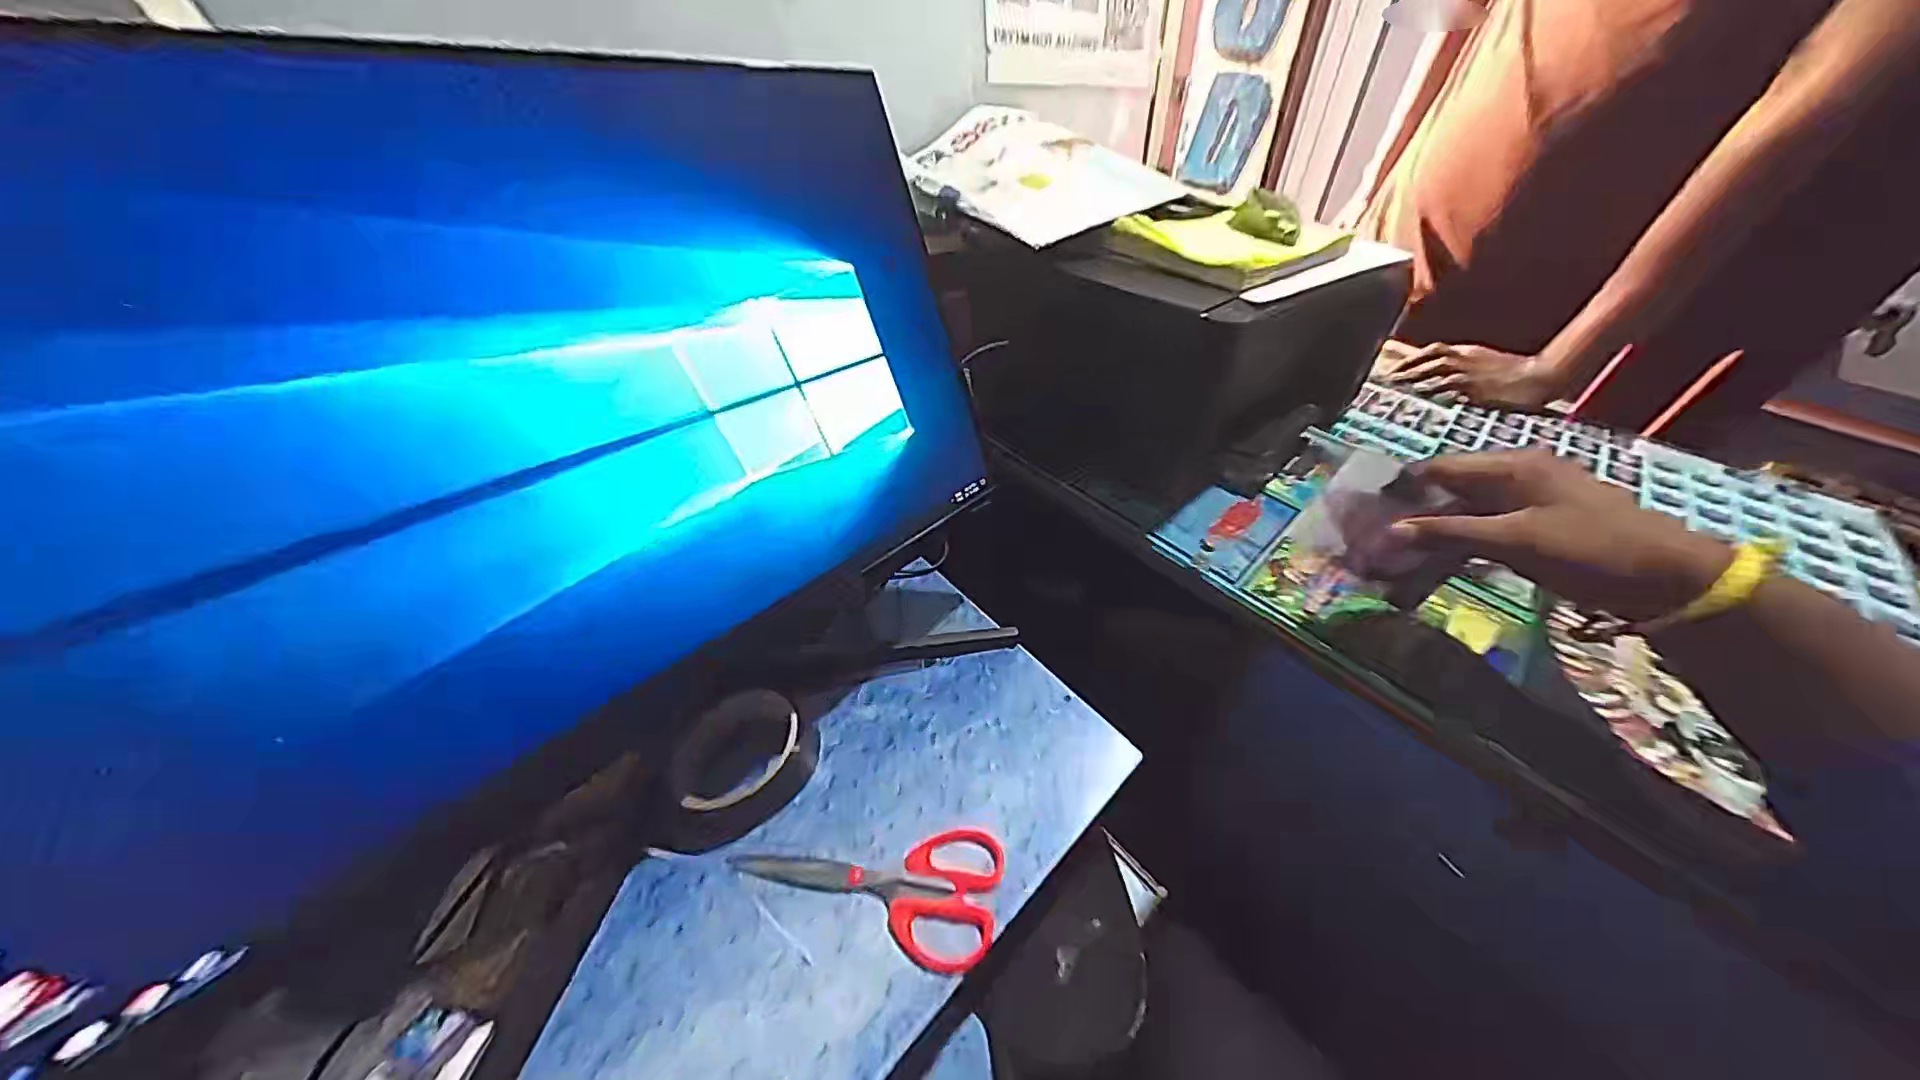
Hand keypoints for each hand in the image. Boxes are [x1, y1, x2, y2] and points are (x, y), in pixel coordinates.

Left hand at [1376, 343, 1568, 408]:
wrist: (1541, 376)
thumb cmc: (1511, 373)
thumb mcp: (1482, 361)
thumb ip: (1459, 364)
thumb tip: (1440, 374)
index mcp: (1466, 352)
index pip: (1430, 350)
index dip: (1408, 358)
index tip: (1392, 367)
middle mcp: (1464, 359)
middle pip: (1426, 359)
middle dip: (1403, 369)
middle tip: (1385, 380)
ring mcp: (1468, 372)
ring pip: (1432, 372)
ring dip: (1411, 380)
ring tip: (1393, 389)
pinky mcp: (1473, 387)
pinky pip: (1446, 389)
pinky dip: (1429, 392)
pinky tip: (1415, 398)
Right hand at [1387, 451, 1732, 621]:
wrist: (1670, 580)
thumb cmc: (1593, 548)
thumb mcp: (1516, 539)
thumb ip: (1450, 533)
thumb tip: (1390, 530)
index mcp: (1513, 466)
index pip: (1438, 468)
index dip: (1400, 488)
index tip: (1364, 511)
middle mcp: (1514, 478)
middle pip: (1445, 491)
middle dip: (1409, 513)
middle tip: (1373, 537)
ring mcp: (1522, 505)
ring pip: (1459, 514)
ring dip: (1428, 533)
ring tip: (1392, 554)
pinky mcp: (1529, 530)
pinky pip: (1478, 532)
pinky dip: (1453, 545)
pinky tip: (1428, 562)